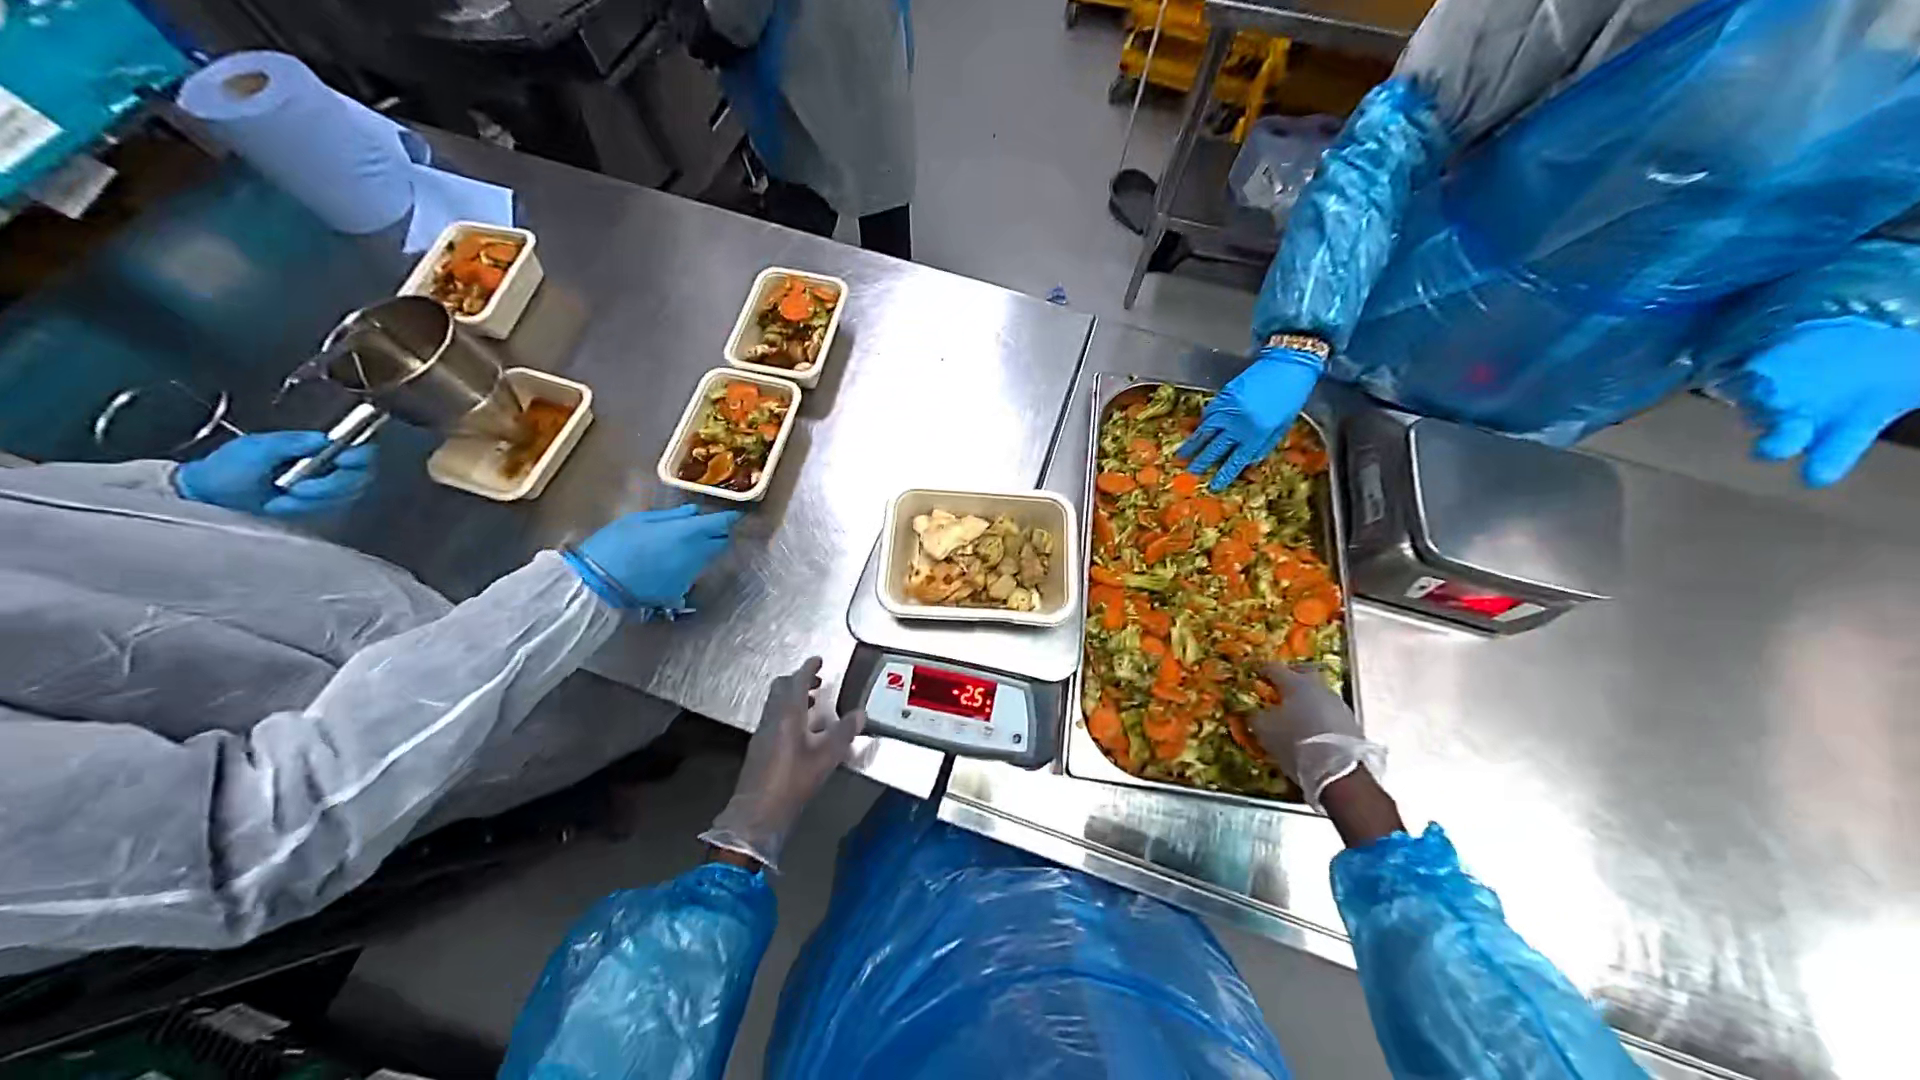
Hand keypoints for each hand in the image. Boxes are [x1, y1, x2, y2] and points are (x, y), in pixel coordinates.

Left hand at [174, 431, 375, 516]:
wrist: (207, 498)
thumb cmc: (225, 471)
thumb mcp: (256, 448)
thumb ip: (293, 442)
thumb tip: (329, 439)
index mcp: (316, 448)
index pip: (359, 450)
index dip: (357, 456)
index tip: (340, 462)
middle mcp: (330, 467)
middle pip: (360, 476)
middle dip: (329, 486)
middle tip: (296, 489)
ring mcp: (328, 489)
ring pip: (348, 496)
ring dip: (315, 501)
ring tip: (282, 500)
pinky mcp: (322, 508)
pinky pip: (335, 511)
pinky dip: (308, 510)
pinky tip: (285, 506)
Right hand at [570, 504, 740, 608]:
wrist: (598, 584)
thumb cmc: (615, 544)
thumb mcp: (639, 520)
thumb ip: (672, 516)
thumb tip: (694, 512)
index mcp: (687, 532)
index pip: (722, 524)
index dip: (729, 518)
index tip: (732, 514)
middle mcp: (696, 554)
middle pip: (721, 542)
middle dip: (718, 534)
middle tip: (705, 527)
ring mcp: (691, 575)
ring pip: (708, 558)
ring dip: (703, 549)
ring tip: (680, 544)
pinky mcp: (682, 591)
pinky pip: (692, 574)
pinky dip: (687, 566)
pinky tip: (668, 563)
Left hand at [699, 658, 864, 870]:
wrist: (757, 814)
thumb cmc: (792, 782)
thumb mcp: (826, 757)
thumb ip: (844, 733)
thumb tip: (860, 714)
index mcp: (787, 714)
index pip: (796, 681)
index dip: (808, 668)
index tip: (818, 660)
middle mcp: (772, 719)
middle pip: (782, 689)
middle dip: (799, 680)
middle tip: (817, 681)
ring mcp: (763, 733)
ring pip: (777, 704)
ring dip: (794, 698)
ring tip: (814, 704)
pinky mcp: (760, 748)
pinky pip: (774, 719)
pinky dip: (789, 714)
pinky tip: (802, 731)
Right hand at [1178, 345, 1322, 490]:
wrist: (1287, 365)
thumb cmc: (1291, 396)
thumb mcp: (1283, 425)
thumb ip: (1264, 444)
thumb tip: (1247, 460)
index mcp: (1258, 434)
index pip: (1236, 461)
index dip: (1224, 474)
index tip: (1214, 485)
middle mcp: (1240, 425)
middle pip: (1216, 448)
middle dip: (1203, 461)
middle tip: (1191, 472)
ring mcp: (1229, 410)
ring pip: (1206, 432)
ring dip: (1193, 445)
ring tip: (1182, 455)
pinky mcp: (1223, 397)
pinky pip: (1208, 415)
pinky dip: (1201, 425)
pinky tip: (1195, 432)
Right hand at [1249, 663, 1385, 811]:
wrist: (1339, 771)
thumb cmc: (1294, 741)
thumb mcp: (1263, 729)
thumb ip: (1253, 715)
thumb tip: (1250, 711)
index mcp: (1296, 683)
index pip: (1275, 668)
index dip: (1262, 670)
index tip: (1254, 675)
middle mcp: (1319, 688)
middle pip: (1301, 676)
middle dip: (1288, 681)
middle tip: (1276, 690)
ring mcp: (1338, 705)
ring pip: (1316, 695)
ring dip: (1304, 700)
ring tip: (1292, 714)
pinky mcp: (1350, 724)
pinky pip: (1327, 712)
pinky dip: (1316, 716)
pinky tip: (1309, 729)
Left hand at [1735, 316, 1919, 487]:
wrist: (1865, 335)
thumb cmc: (1899, 368)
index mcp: (1846, 428)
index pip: (1832, 457)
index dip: (1823, 466)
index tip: (1816, 477)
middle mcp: (1803, 419)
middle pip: (1780, 441)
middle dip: (1778, 443)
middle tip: (1777, 445)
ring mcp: (1777, 396)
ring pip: (1757, 409)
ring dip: (1762, 406)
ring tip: (1770, 398)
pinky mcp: (1762, 368)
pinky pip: (1747, 375)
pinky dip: (1751, 374)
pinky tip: (1754, 371)